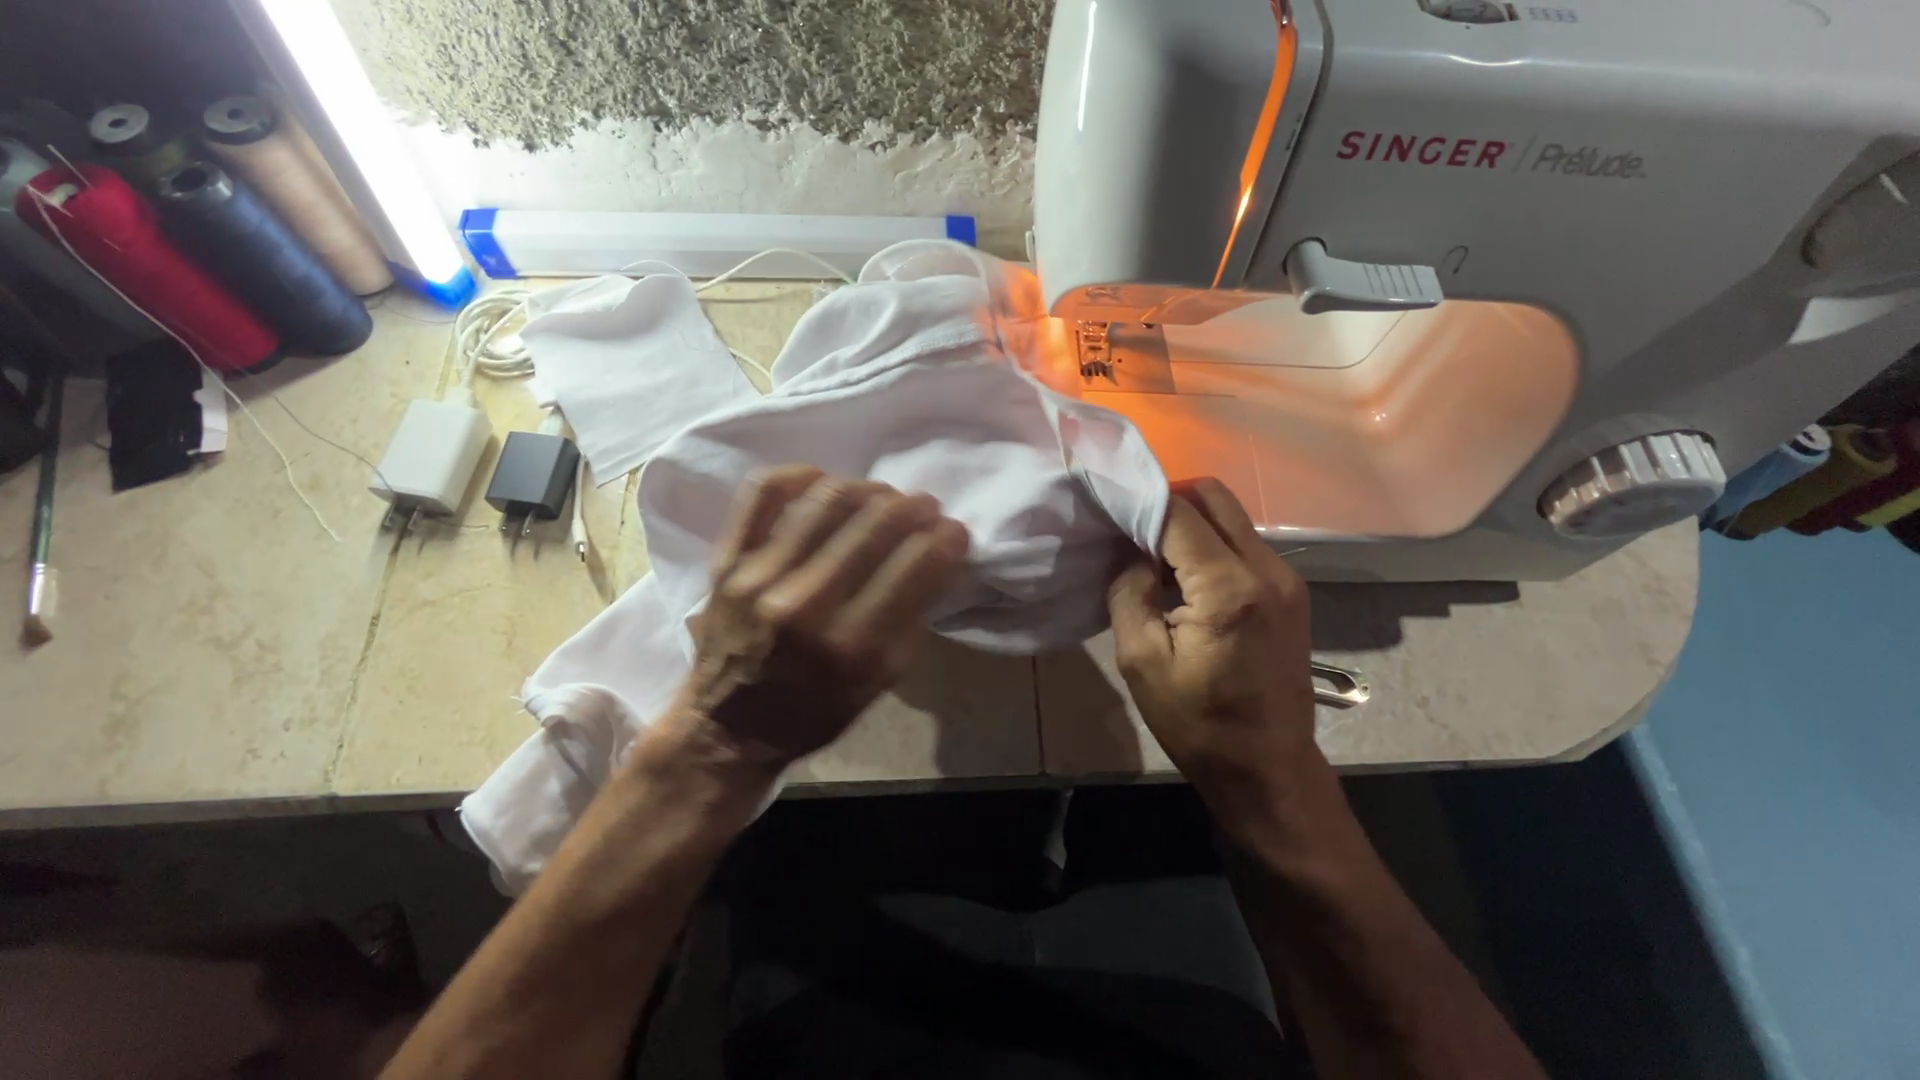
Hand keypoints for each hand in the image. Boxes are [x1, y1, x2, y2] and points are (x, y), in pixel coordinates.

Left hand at [660, 466, 969, 775]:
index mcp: (853, 646)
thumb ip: (912, 616)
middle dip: (916, 508)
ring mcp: (760, 577)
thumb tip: (937, 554)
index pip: (918, 564)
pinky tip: (825, 482)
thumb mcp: (881, 682)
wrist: (730, 726)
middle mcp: (806, 604)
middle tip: (925, 509)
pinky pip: (763, 493)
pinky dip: (800, 476)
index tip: (954, 532)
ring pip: (829, 498)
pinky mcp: (727, 560)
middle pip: (878, 523)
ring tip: (882, 498)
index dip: (948, 538)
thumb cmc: (817, 710)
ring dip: (871, 489)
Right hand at [1106, 478, 1317, 792]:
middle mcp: (1267, 570)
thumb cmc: (1197, 723)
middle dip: (1169, 503)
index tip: (1107, 509)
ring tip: (1156, 561)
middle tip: (1132, 533)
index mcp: (1229, 588)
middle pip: (1215, 497)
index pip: (1179, 513)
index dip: (1139, 503)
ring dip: (1192, 525)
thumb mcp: (1141, 661)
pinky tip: (1187, 581)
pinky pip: (1245, 545)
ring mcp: (1287, 578)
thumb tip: (1130, 552)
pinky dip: (1212, 546)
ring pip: (1232, 518)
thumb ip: (1130, 592)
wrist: (1267, 768)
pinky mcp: (1292, 592)